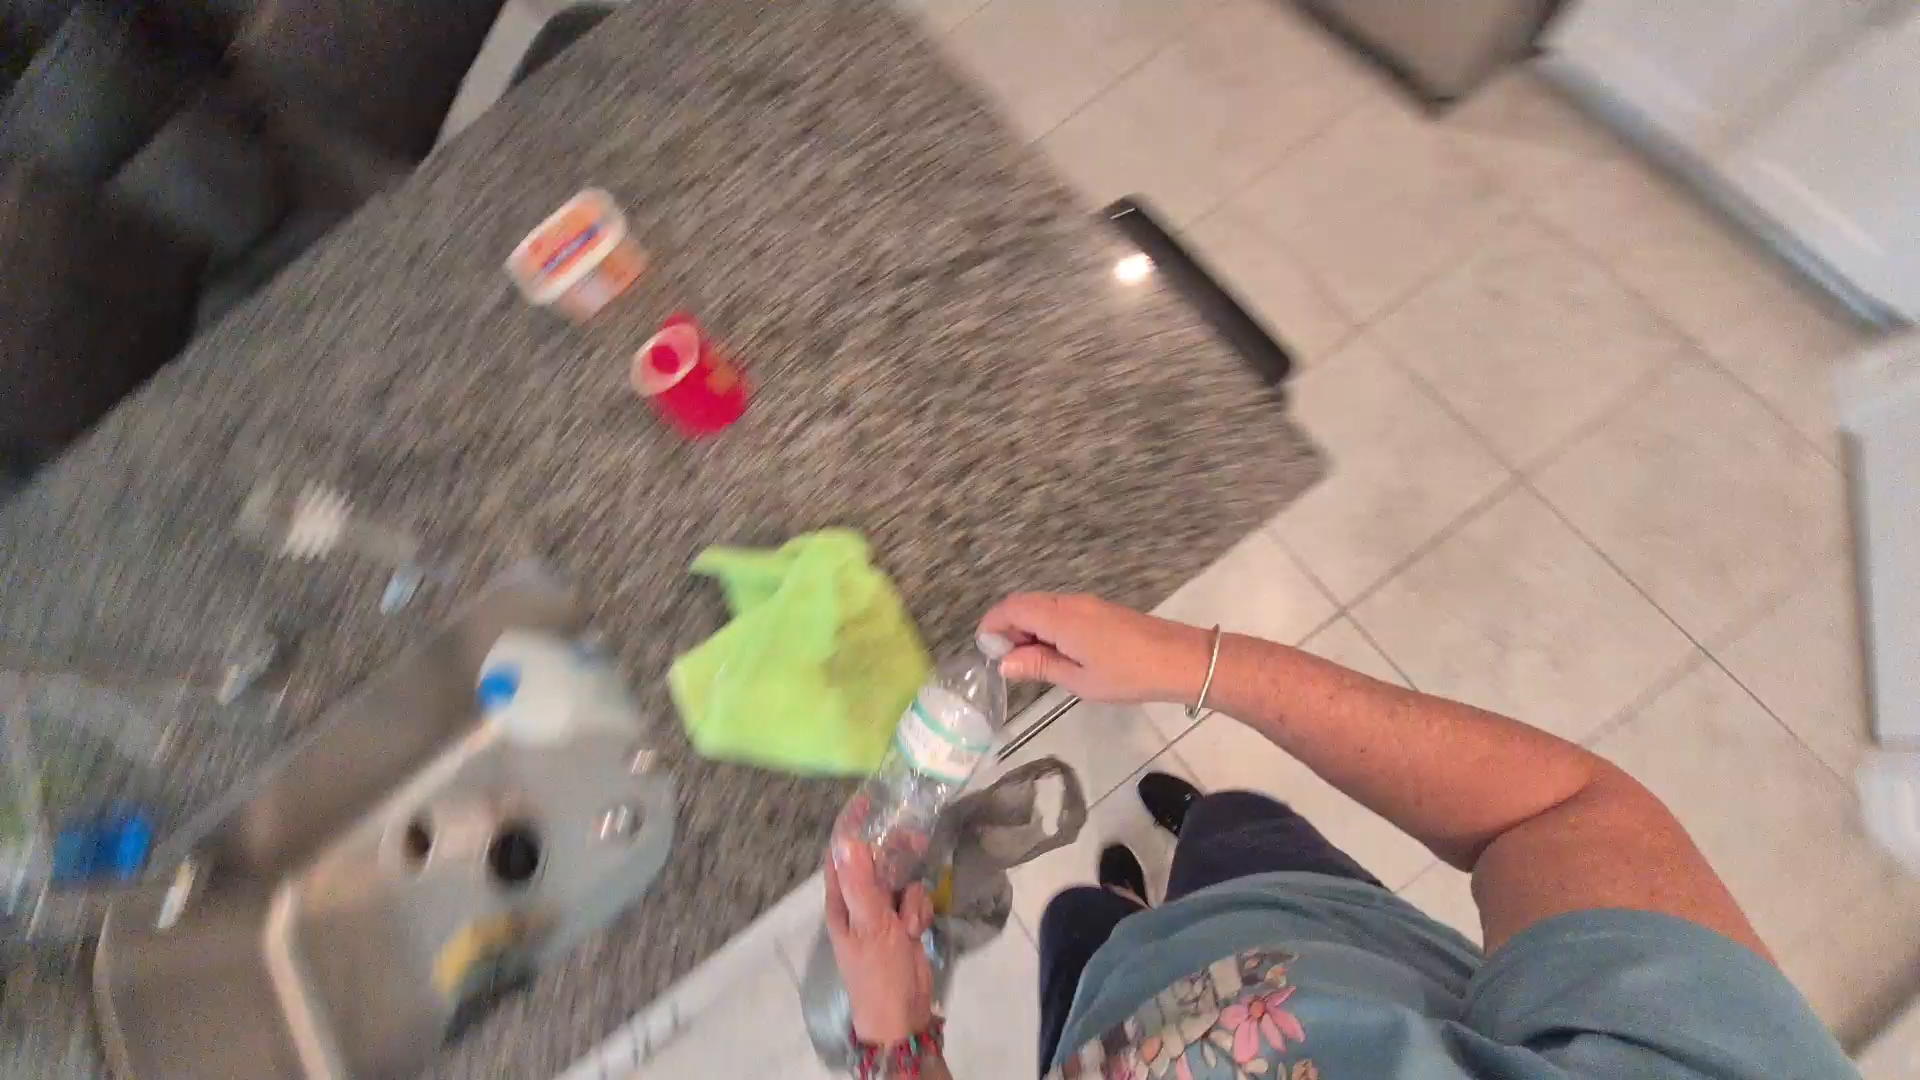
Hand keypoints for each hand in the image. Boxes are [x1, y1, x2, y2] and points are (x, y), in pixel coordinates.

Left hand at [825, 840, 935, 1045]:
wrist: (902, 1015)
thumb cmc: (877, 971)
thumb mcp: (870, 925)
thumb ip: (861, 883)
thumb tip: (847, 840)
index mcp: (841, 899)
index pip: (842, 851)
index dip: (852, 825)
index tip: (868, 799)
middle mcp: (859, 899)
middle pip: (877, 858)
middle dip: (895, 853)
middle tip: (916, 842)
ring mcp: (883, 910)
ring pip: (900, 876)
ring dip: (910, 892)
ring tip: (911, 919)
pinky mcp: (904, 920)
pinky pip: (915, 897)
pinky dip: (920, 908)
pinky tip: (918, 929)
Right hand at [977, 592, 1212, 705]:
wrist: (1180, 659)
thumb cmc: (1127, 674)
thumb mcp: (1078, 679)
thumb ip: (1039, 666)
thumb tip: (1004, 663)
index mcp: (1059, 617)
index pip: (1012, 608)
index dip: (992, 625)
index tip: (985, 650)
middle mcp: (1068, 602)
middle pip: (1024, 604)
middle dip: (1007, 628)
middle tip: (1007, 662)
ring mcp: (1085, 603)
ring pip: (1042, 607)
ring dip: (1027, 628)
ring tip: (1030, 662)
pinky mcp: (1097, 610)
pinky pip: (1059, 611)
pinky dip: (1046, 627)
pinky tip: (1055, 653)